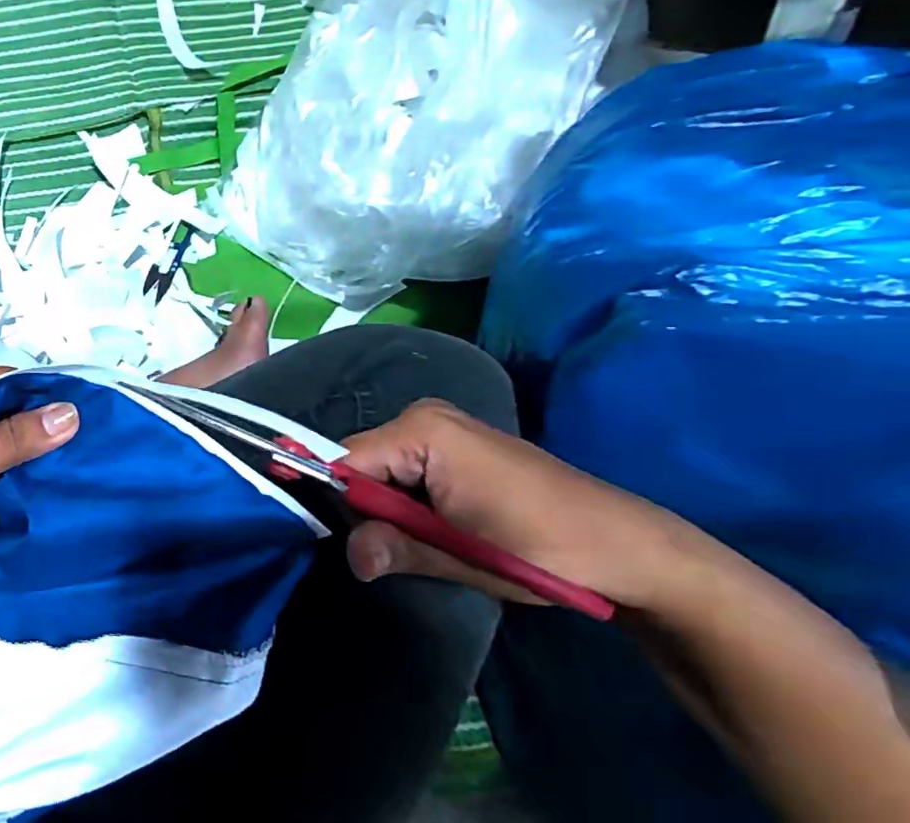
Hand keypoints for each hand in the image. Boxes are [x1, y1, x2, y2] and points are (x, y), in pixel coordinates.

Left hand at [0, 363, 79, 629]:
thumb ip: (12, 440)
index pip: (13, 381)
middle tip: (93, 454)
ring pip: (0, 439)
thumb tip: (72, 411)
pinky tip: (42, 488)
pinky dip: (9, 474)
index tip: (95, 424)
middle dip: (42, 431)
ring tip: (78, 471)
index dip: (51, 400)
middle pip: (8, 410)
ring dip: (28, 456)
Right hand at [337, 400, 694, 609]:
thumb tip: (351, 558)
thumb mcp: (468, 557)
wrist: (636, 552)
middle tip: (398, 549)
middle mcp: (424, 416)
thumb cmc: (550, 549)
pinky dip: (409, 500)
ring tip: (428, 540)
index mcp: (422, 431)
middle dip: (370, 508)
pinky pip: (404, 467)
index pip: (344, 462)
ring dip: (392, 508)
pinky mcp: (454, 444)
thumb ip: (399, 548)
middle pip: (360, 464)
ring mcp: (440, 427)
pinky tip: (439, 526)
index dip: (339, 504)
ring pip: (381, 469)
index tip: (350, 542)